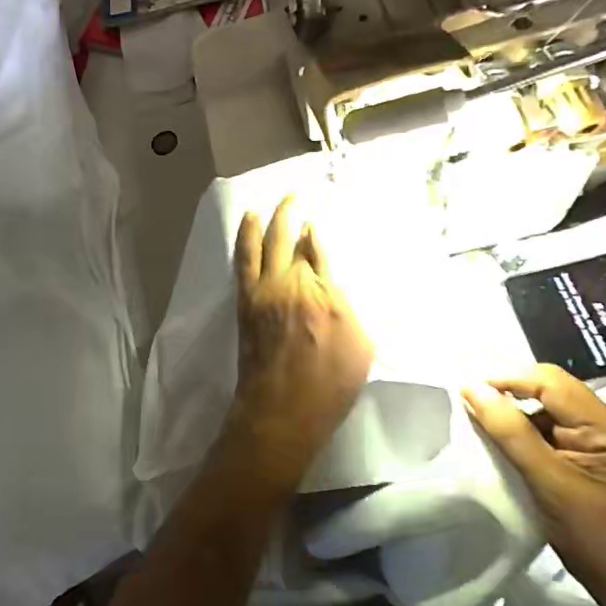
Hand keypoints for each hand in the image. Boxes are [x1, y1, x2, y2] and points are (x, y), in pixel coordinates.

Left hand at [227, 196, 375, 481]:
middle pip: (294, 239)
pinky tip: (248, 219)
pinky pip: (245, 258)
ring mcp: (266, 289)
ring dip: (273, 217)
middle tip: (296, 195)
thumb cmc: (329, 387)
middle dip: (293, 213)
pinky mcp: (246, 299)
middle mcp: (296, 284)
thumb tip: (332, 281)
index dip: (318, 238)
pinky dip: (245, 235)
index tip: (315, 225)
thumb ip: (347, 307)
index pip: (322, 254)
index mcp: (328, 296)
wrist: (281, 410)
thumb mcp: (360, 348)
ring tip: (278, 200)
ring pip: (269, 241)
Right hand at [462, 363, 605, 605]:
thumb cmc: (599, 545)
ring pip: (559, 413)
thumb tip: (472, 388)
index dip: (509, 380)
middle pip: (557, 394)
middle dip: (516, 400)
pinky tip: (522, 454)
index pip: (553, 383)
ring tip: (496, 436)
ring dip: (526, 420)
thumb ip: (510, 432)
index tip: (469, 393)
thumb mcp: (547, 485)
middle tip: (478, 414)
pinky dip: (540, 437)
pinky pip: (568, 433)